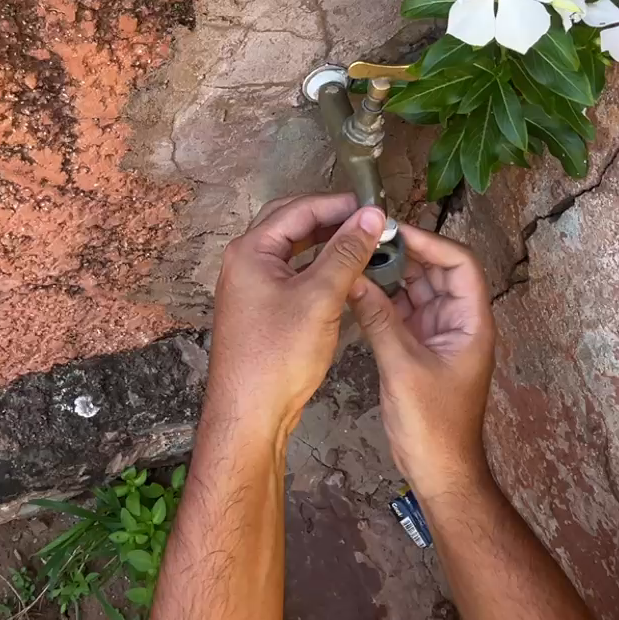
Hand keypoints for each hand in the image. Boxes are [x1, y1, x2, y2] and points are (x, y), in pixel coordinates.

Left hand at [207, 193, 387, 444]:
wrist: (249, 414)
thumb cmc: (278, 356)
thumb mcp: (319, 298)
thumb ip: (347, 252)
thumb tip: (371, 217)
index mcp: (251, 250)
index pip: (299, 209)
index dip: (338, 205)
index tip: (373, 208)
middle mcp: (245, 262)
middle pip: (292, 224)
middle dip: (331, 219)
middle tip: (368, 222)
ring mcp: (251, 287)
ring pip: (293, 251)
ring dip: (326, 244)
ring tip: (362, 244)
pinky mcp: (262, 310)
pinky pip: (292, 275)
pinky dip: (318, 268)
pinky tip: (344, 275)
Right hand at [346, 225, 495, 496]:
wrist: (439, 469)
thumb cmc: (433, 423)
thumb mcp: (403, 366)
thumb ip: (379, 320)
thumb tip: (355, 279)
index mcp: (471, 322)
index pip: (459, 264)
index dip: (430, 243)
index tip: (394, 231)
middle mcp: (458, 322)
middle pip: (436, 272)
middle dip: (405, 255)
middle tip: (369, 241)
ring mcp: (438, 335)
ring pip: (416, 291)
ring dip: (391, 276)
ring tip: (359, 259)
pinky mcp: (419, 348)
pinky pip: (402, 312)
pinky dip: (383, 300)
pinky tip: (358, 290)